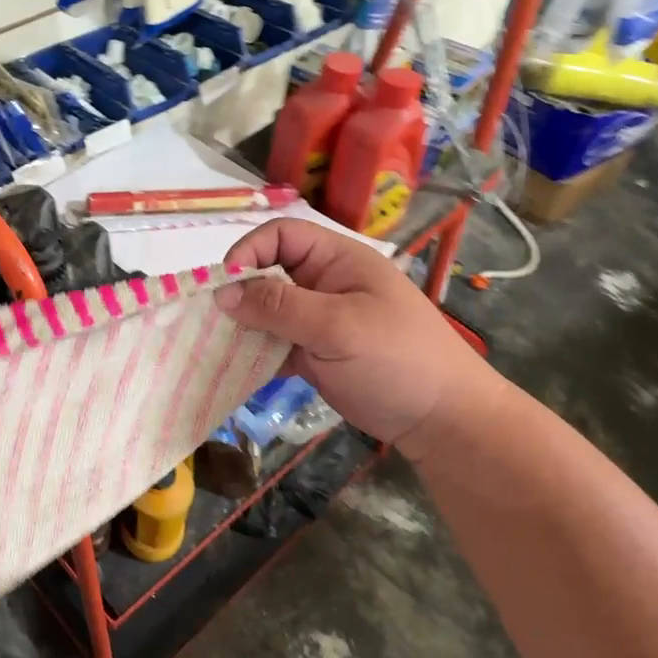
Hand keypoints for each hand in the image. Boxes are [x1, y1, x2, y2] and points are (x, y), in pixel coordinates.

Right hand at [217, 218, 503, 455]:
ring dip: (243, 325)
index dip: (249, 251)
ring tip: (218, 345)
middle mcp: (324, 283)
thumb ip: (279, 307)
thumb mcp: (337, 327)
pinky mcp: (314, 353)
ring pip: (267, 310)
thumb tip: (222, 293)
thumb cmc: (398, 360)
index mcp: (337, 260)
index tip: (224, 285)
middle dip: (239, 292)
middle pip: (268, 271)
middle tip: (214, 320)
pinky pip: (274, 342)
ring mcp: (318, 320)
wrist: (443, 422)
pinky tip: (236, 367)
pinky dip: (255, 352)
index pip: (281, 236)